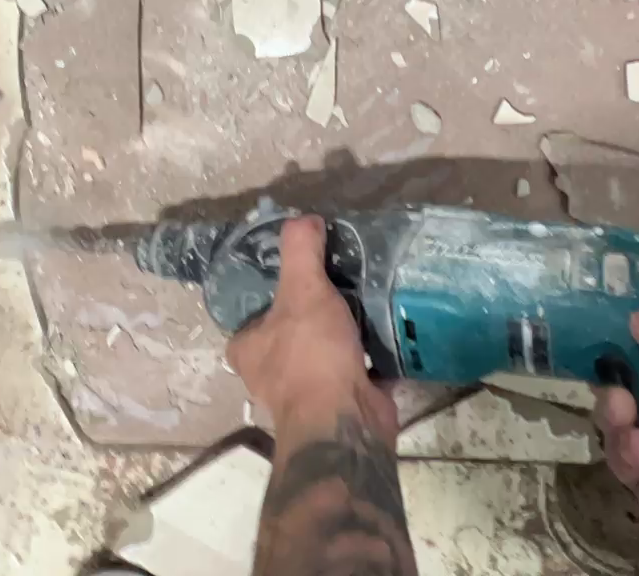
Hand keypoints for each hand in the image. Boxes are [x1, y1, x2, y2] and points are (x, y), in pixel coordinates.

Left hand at [226, 215, 395, 441]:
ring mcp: (308, 389)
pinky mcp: (344, 399)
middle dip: (318, 306)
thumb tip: (305, 218)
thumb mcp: (301, 289)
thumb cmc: (310, 354)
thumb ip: (300, 250)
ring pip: (326, 346)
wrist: (347, 420)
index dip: (278, 285)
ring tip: (370, 293)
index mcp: (248, 348)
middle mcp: (271, 372)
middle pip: (294, 325)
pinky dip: (373, 349)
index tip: (306, 265)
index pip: (255, 308)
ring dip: (347, 327)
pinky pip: (358, 364)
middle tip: (344, 276)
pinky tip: (389, 323)